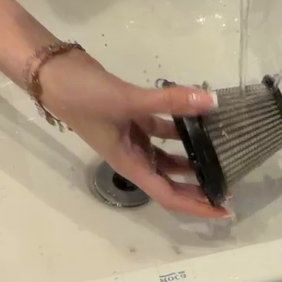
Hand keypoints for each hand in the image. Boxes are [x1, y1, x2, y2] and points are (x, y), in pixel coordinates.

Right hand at [37, 49, 228, 219]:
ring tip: (221, 157)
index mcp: (131, 166)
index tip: (223, 209)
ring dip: (193, 160)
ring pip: (170, 157)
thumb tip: (208, 100)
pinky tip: (202, 119)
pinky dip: (181, 127)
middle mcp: (134, 158)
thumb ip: (170, 102)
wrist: (53, 71)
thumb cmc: (83, 96)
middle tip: (228, 187)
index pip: (169, 196)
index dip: (196, 205)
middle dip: (199, 188)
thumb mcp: (128, 101)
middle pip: (173, 182)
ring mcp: (134, 140)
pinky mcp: (134, 119)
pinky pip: (164, 130)